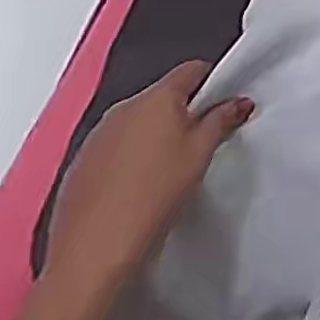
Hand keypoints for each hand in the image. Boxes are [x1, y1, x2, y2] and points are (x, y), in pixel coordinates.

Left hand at [44, 61, 253, 289]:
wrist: (94, 250)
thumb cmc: (151, 196)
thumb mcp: (201, 153)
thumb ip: (222, 119)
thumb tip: (237, 103)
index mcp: (157, 97)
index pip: (192, 69)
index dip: (213, 82)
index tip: (224, 104)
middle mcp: (124, 107)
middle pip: (165, 95)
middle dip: (185, 113)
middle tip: (202, 144)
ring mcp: (98, 133)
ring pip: (139, 121)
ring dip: (157, 135)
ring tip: (170, 172)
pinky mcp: (82, 161)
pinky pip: (115, 146)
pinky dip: (131, 157)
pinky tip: (140, 187)